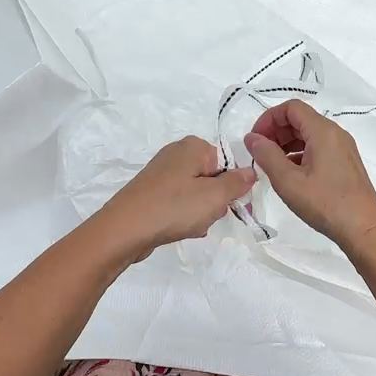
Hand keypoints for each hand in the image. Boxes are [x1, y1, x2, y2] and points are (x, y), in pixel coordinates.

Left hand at [85, 136, 254, 263]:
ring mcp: (162, 173)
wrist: (124, 229)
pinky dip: (184, 215)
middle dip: (216, 200)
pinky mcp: (152, 192)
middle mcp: (177, 153)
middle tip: (208, 215)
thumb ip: (237, 183)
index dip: (236, 185)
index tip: (236, 205)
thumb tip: (251, 171)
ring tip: (192, 225)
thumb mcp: (214, 196)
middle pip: (213, 176)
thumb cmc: (173, 208)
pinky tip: (181, 229)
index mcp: (194, 146)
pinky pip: (180, 202)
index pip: (228, 161)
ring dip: (201, 211)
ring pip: (197, 192)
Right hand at [243, 100, 375, 250]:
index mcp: (323, 131)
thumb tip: (251, 138)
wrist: (365, 229)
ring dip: (287, 143)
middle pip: (300, 118)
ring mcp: (343, 148)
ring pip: (309, 134)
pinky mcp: (345, 163)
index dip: (269, 118)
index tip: (255, 140)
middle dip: (276, 131)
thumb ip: (266, 155)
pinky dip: (300, 153)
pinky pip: (319, 147)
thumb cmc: (325, 203)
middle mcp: (335, 133)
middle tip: (260, 153)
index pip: (291, 108)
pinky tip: (291, 174)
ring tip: (272, 165)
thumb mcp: (288, 181)